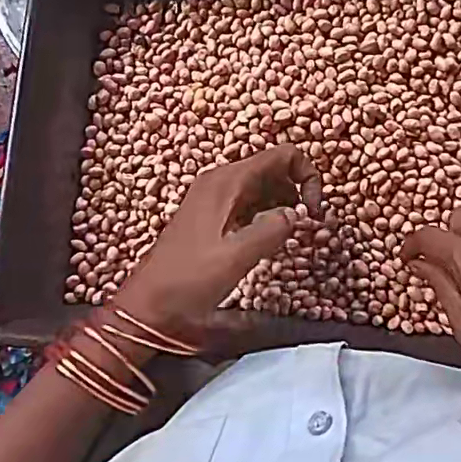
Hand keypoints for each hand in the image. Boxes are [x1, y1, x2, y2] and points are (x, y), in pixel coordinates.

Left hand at [113, 146, 321, 334]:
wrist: (146, 306)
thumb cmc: (186, 282)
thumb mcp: (234, 258)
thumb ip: (270, 231)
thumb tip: (297, 214)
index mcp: (225, 182)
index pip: (282, 155)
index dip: (307, 177)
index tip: (314, 211)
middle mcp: (220, 183)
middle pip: (274, 170)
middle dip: (298, 192)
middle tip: (308, 226)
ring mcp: (214, 200)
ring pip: (263, 189)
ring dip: (284, 206)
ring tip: (291, 237)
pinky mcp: (211, 219)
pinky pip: (249, 206)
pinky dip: (267, 217)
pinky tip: (270, 243)